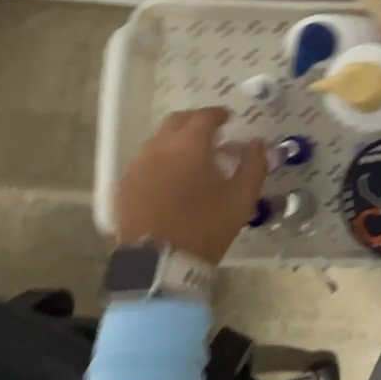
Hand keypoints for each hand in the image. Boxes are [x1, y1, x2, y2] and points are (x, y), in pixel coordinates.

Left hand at [109, 107, 266, 264]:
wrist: (160, 264)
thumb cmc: (206, 227)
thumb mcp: (241, 199)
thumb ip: (254, 165)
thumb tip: (257, 143)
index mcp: (189, 145)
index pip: (204, 117)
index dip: (219, 115)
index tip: (229, 120)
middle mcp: (158, 147)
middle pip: (177, 122)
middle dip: (195, 122)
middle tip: (211, 134)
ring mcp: (137, 166)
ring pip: (158, 141)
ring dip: (176, 142)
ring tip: (191, 159)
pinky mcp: (123, 186)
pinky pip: (144, 162)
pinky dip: (159, 161)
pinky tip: (169, 179)